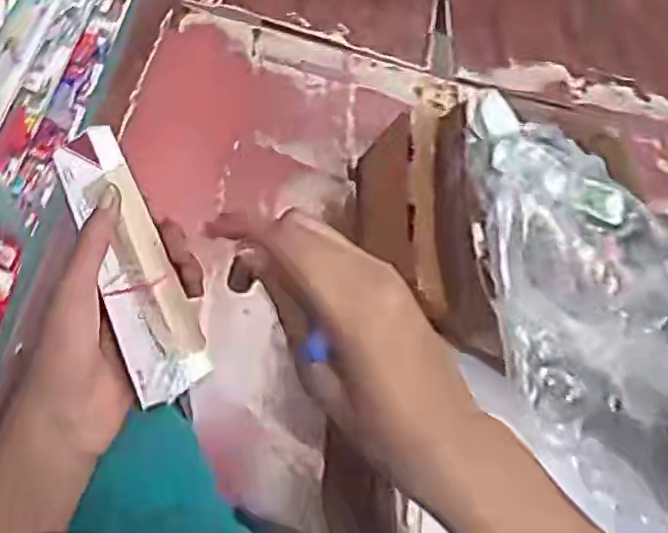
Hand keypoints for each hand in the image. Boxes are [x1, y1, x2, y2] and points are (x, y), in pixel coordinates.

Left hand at [17, 187, 206, 457]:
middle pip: (150, 255)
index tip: (156, 210)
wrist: (71, 415)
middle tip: (177, 245)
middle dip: (168, 243)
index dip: (140, 218)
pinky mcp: (157, 344)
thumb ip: (94, 242)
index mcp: (93, 271)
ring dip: (183, 270)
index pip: (121, 233)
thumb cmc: (65, 343)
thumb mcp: (74, 286)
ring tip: (190, 275)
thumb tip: (111, 192)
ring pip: (168, 282)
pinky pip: (178, 317)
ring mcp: (138, 316)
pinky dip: (189, 305)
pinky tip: (194, 300)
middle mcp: (117, 288)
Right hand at [210, 207, 593, 532]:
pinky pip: (337, 246)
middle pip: (298, 223)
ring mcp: (383, 271)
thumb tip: (254, 261)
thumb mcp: (317, 375)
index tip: (213, 230)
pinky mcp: (391, 278)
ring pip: (317, 230)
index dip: (243, 226)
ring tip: (264, 278)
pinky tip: (298, 283)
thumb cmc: (379, 425)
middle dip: (261, 233)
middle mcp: (367, 272)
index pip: (284, 239)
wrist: (454, 443)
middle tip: (238, 270)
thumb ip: (287, 307)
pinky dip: (307, 250)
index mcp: (348, 299)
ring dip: (284, 241)